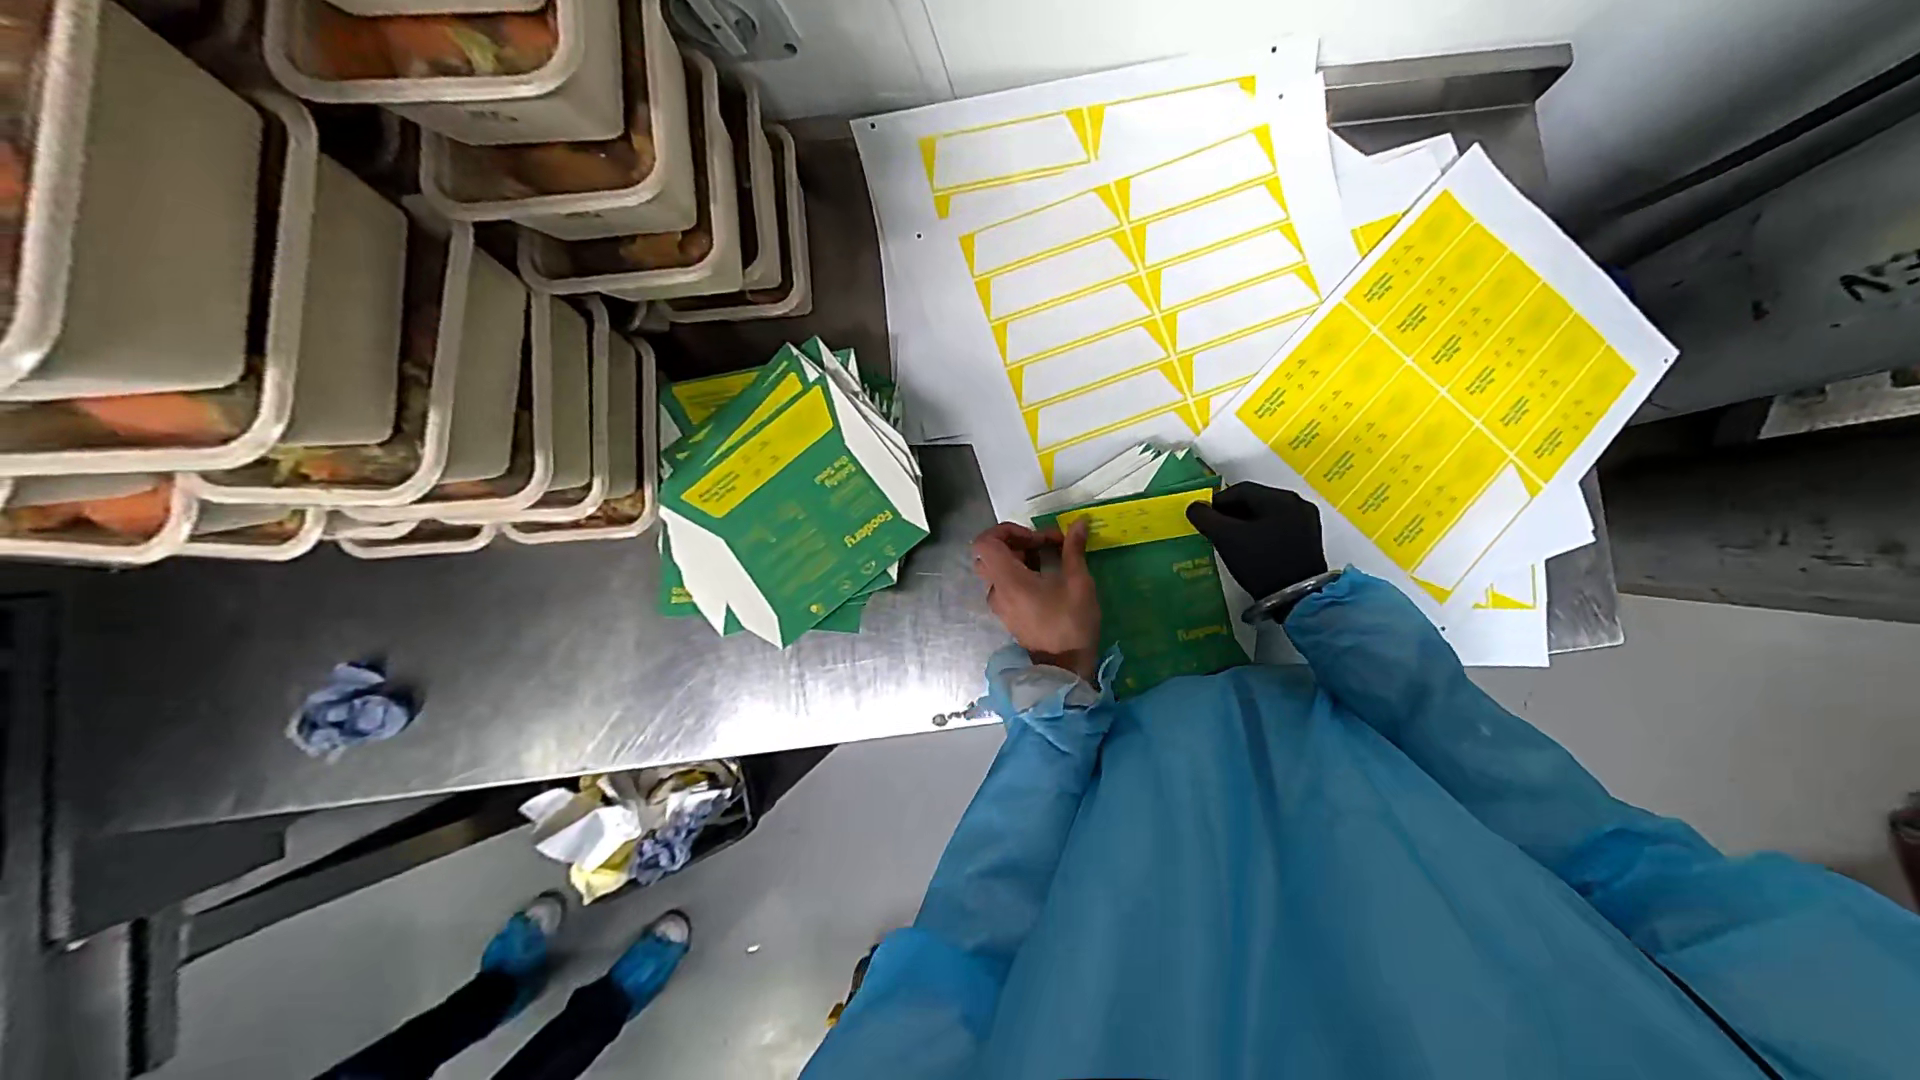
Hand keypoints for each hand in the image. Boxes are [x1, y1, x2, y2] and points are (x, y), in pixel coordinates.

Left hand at [971, 520, 1100, 681]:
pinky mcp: (1007, 614)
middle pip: (989, 554)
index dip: (1007, 531)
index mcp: (1008, 581)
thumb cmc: (1072, 624)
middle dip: (1015, 543)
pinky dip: (1020, 573)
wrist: (1066, 668)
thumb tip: (1079, 523)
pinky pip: (1005, 585)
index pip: (985, 543)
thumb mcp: (1079, 583)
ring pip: (997, 570)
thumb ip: (1074, 549)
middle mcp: (997, 591)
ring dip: (1019, 557)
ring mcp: (999, 605)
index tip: (1035, 538)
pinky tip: (1046, 578)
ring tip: (1049, 560)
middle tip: (1043, 545)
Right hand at [1185, 482, 1326, 598]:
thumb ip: (1205, 518)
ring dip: (1245, 523)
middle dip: (1231, 513)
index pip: (1239, 490)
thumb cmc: (1260, 563)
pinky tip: (1251, 547)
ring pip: (1266, 514)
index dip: (1216, 502)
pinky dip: (1261, 532)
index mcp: (1280, 499)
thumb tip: (1194, 506)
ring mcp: (1307, 521)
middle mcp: (1297, 504)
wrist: (1297, 598)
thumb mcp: (1226, 538)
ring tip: (1230, 539)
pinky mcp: (1310, 539)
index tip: (1203, 518)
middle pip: (1255, 501)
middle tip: (1214, 529)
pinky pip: (1278, 527)